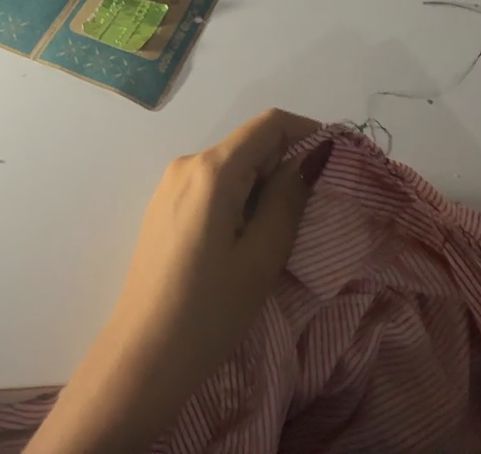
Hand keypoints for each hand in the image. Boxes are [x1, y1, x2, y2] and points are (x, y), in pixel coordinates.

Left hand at [27, 110, 331, 453]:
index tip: (337, 162)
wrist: (142, 357)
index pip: (269, 124)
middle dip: (287, 165)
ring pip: (231, 167)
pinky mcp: (163, 209)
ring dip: (263, 186)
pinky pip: (211, 187)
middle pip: (250, 144)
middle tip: (315, 211)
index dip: (309, 132)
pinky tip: (245, 241)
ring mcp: (169, 186)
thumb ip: (289, 198)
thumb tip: (313, 155)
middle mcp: (186, 164)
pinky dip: (238, 199)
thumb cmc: (209, 310)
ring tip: (281, 234)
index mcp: (211, 169)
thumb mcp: (262, 256)